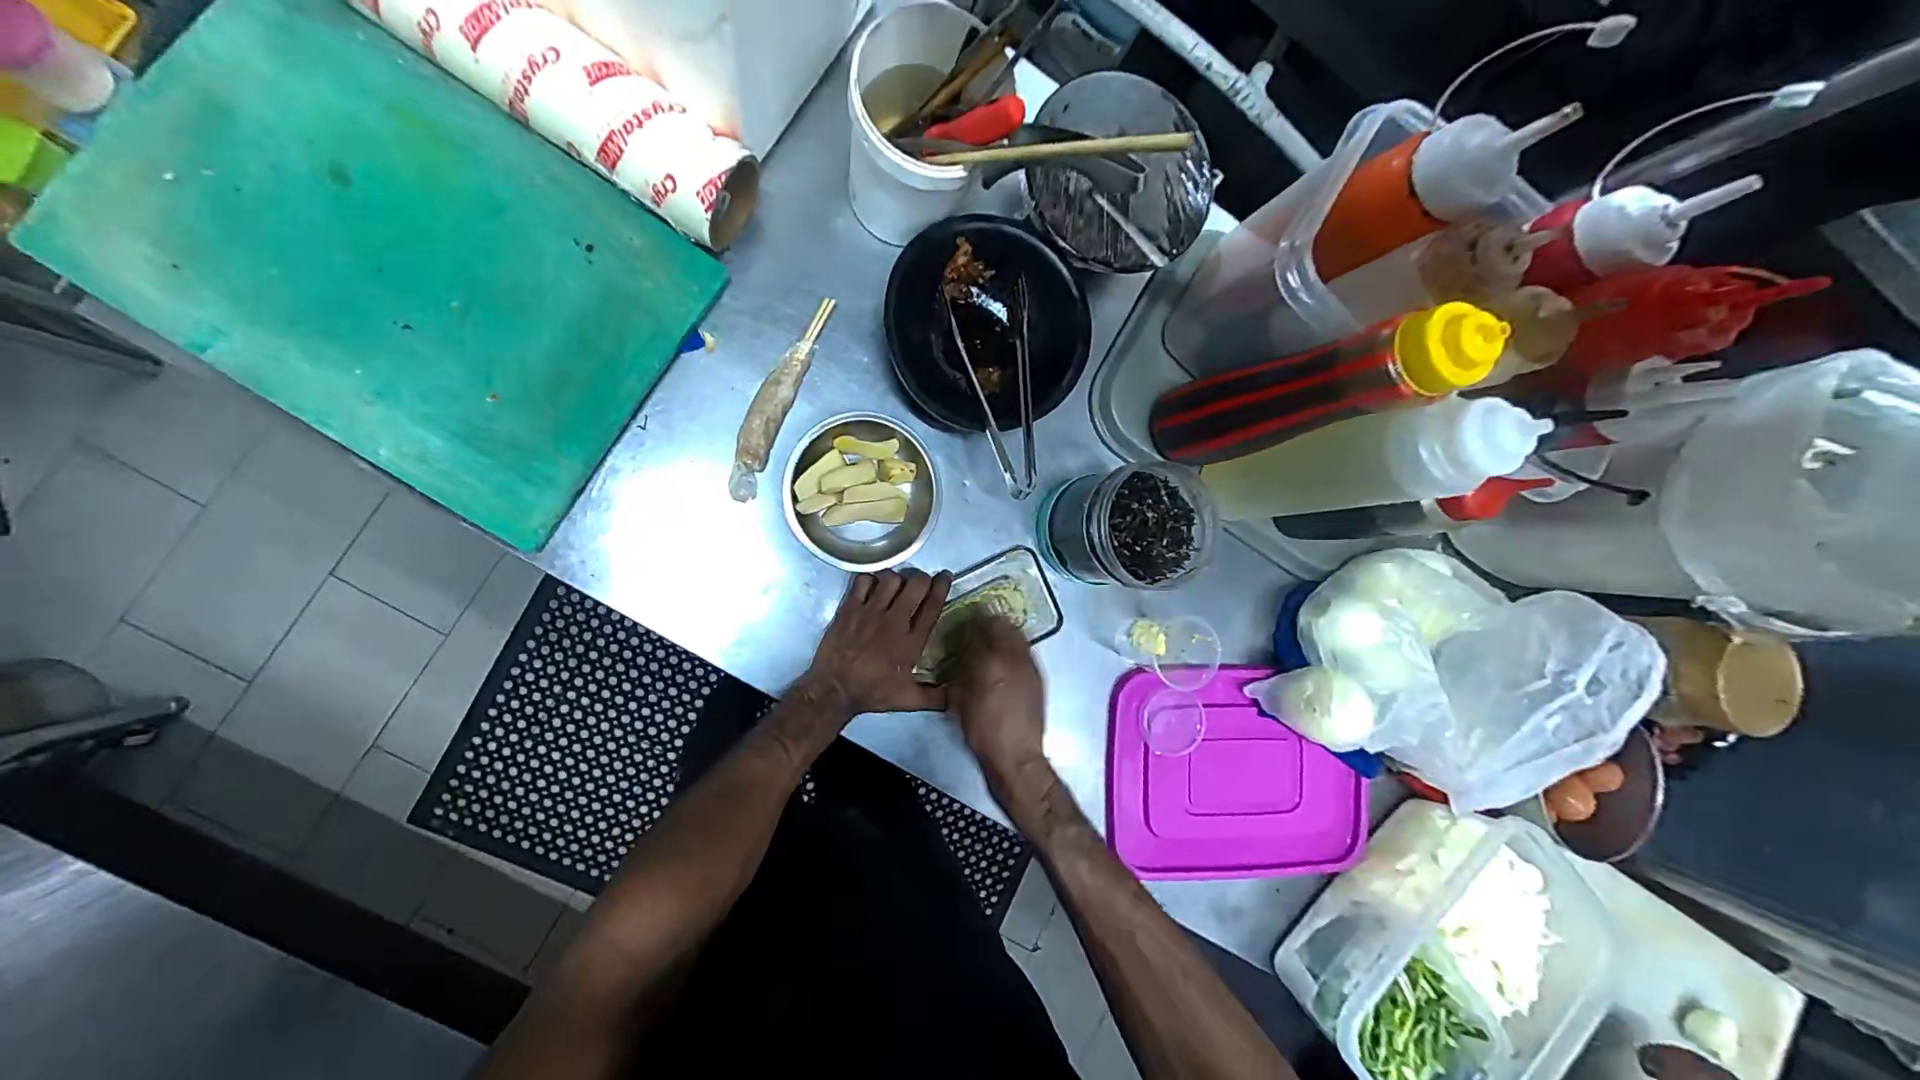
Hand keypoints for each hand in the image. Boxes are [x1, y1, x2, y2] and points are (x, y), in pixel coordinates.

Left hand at [803, 569, 952, 715]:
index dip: (942, 586)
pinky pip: (864, 581)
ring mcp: (870, 611)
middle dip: (922, 579)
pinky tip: (871, 588)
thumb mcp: (909, 700)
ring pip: (891, 579)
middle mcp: (894, 620)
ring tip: (896, 586)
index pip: (933, 605)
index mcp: (912, 641)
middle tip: (920, 583)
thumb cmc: (872, 692)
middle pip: (916, 584)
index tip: (945, 576)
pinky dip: (871, 580)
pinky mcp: (850, 608)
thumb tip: (958, 697)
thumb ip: (936, 698)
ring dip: (897, 579)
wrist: (834, 689)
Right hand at [946, 616, 1046, 786]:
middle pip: (1002, 625)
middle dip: (989, 622)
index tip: (964, 622)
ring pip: (1017, 635)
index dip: (970, 622)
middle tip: (980, 625)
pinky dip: (1015, 646)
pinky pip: (1026, 650)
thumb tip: (960, 654)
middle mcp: (1012, 657)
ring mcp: (1029, 665)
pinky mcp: (1038, 676)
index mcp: (988, 662)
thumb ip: (960, 671)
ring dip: (1005, 631)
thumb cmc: (983, 731)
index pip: (979, 628)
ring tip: (994, 637)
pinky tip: (1007, 657)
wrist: (1017, 754)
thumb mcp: (961, 700)